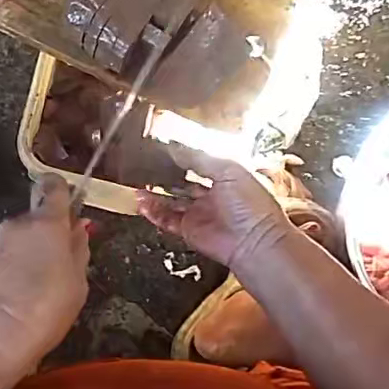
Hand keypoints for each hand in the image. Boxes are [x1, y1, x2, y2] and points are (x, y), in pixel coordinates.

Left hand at [0, 175, 91, 379]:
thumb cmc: (43, 312)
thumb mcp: (77, 284)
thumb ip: (78, 250)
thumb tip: (77, 229)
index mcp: (45, 223)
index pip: (53, 187)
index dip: (61, 193)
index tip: (66, 208)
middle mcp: (14, 224)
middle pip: (32, 219)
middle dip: (42, 237)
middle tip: (52, 268)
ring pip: (11, 239)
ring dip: (20, 254)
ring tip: (27, 289)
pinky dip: (2, 268)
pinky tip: (6, 295)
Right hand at [137, 145, 296, 266]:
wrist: (253, 241)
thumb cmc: (249, 203)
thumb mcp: (228, 170)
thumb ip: (199, 159)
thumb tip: (175, 147)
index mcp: (224, 178)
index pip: (197, 166)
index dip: (179, 160)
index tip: (160, 152)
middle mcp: (210, 196)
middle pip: (180, 185)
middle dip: (163, 178)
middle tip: (143, 170)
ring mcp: (198, 214)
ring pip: (170, 202)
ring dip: (153, 196)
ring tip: (135, 188)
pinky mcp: (188, 230)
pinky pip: (166, 220)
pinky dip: (153, 213)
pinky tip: (141, 205)